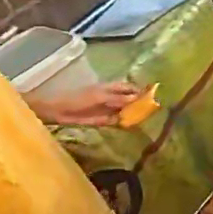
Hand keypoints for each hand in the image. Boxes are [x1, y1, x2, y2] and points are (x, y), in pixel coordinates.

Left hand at [31, 82, 146, 126]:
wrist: (57, 111)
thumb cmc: (78, 99)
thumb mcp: (100, 96)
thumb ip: (118, 98)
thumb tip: (137, 98)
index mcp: (111, 88)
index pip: (131, 88)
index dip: (141, 90)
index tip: (155, 95)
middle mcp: (112, 97)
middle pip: (130, 99)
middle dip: (140, 103)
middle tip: (154, 109)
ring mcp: (108, 109)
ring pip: (125, 110)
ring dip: (133, 114)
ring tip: (146, 118)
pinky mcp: (103, 120)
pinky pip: (117, 121)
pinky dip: (124, 122)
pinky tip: (132, 125)